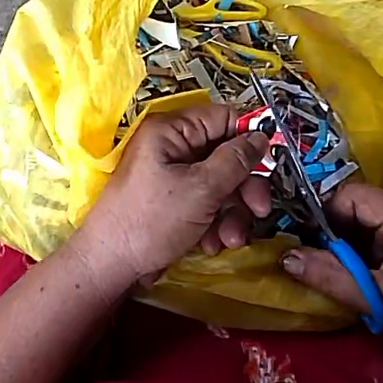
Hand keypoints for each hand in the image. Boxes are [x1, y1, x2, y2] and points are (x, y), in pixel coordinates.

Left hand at [67, 105, 270, 287]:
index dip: (249, 137)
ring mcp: (171, 177)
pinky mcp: (173, 203)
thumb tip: (260, 136)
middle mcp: (170, 148)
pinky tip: (211, 244)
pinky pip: (205, 204)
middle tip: (259, 210)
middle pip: (225, 155)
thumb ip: (235, 160)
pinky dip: (214, 224)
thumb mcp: (201, 189)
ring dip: (232, 213)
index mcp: (170, 131)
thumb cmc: (150, 220)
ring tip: (229, 239)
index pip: (222, 117)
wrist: (111, 264)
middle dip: (244, 187)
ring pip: (220, 185)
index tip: (271, 160)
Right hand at [279, 184, 382, 382]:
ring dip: (336, 247)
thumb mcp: (382, 303)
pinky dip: (349, 259)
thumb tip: (283, 256)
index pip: (355, 196)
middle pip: (356, 210)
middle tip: (294, 250)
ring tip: (308, 263)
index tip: (293, 234)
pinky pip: (369, 246)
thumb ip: (331, 276)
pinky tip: (331, 273)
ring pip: (359, 229)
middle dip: (325, 230)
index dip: (321, 212)